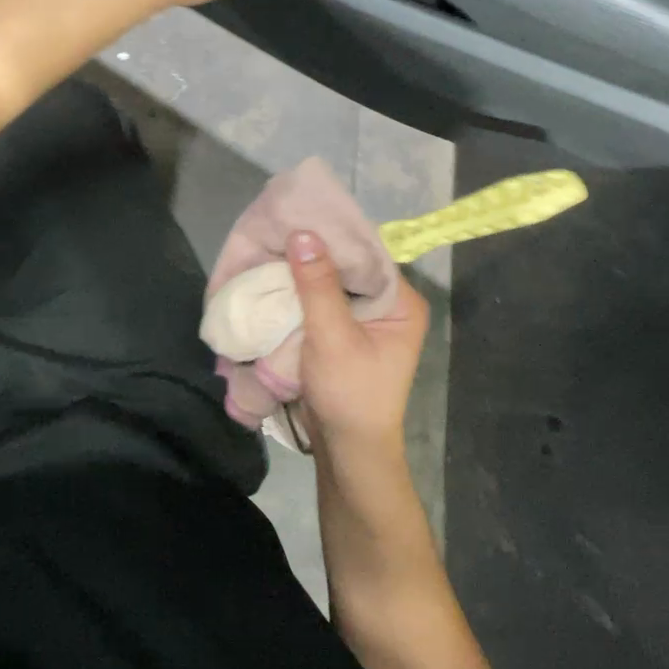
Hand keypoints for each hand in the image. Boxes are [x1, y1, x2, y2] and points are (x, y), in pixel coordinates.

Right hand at [287, 230, 429, 462]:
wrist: (346, 450)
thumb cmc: (350, 395)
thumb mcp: (332, 338)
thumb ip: (318, 286)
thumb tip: (303, 233)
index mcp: (401, 303)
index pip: (365, 254)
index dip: (329, 235)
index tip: (292, 218)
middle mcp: (387, 305)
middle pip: (346, 266)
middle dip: (310, 253)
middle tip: (272, 232)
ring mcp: (364, 319)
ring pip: (329, 283)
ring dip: (299, 273)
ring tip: (266, 250)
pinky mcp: (341, 332)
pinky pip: (319, 301)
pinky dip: (296, 293)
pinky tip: (272, 281)